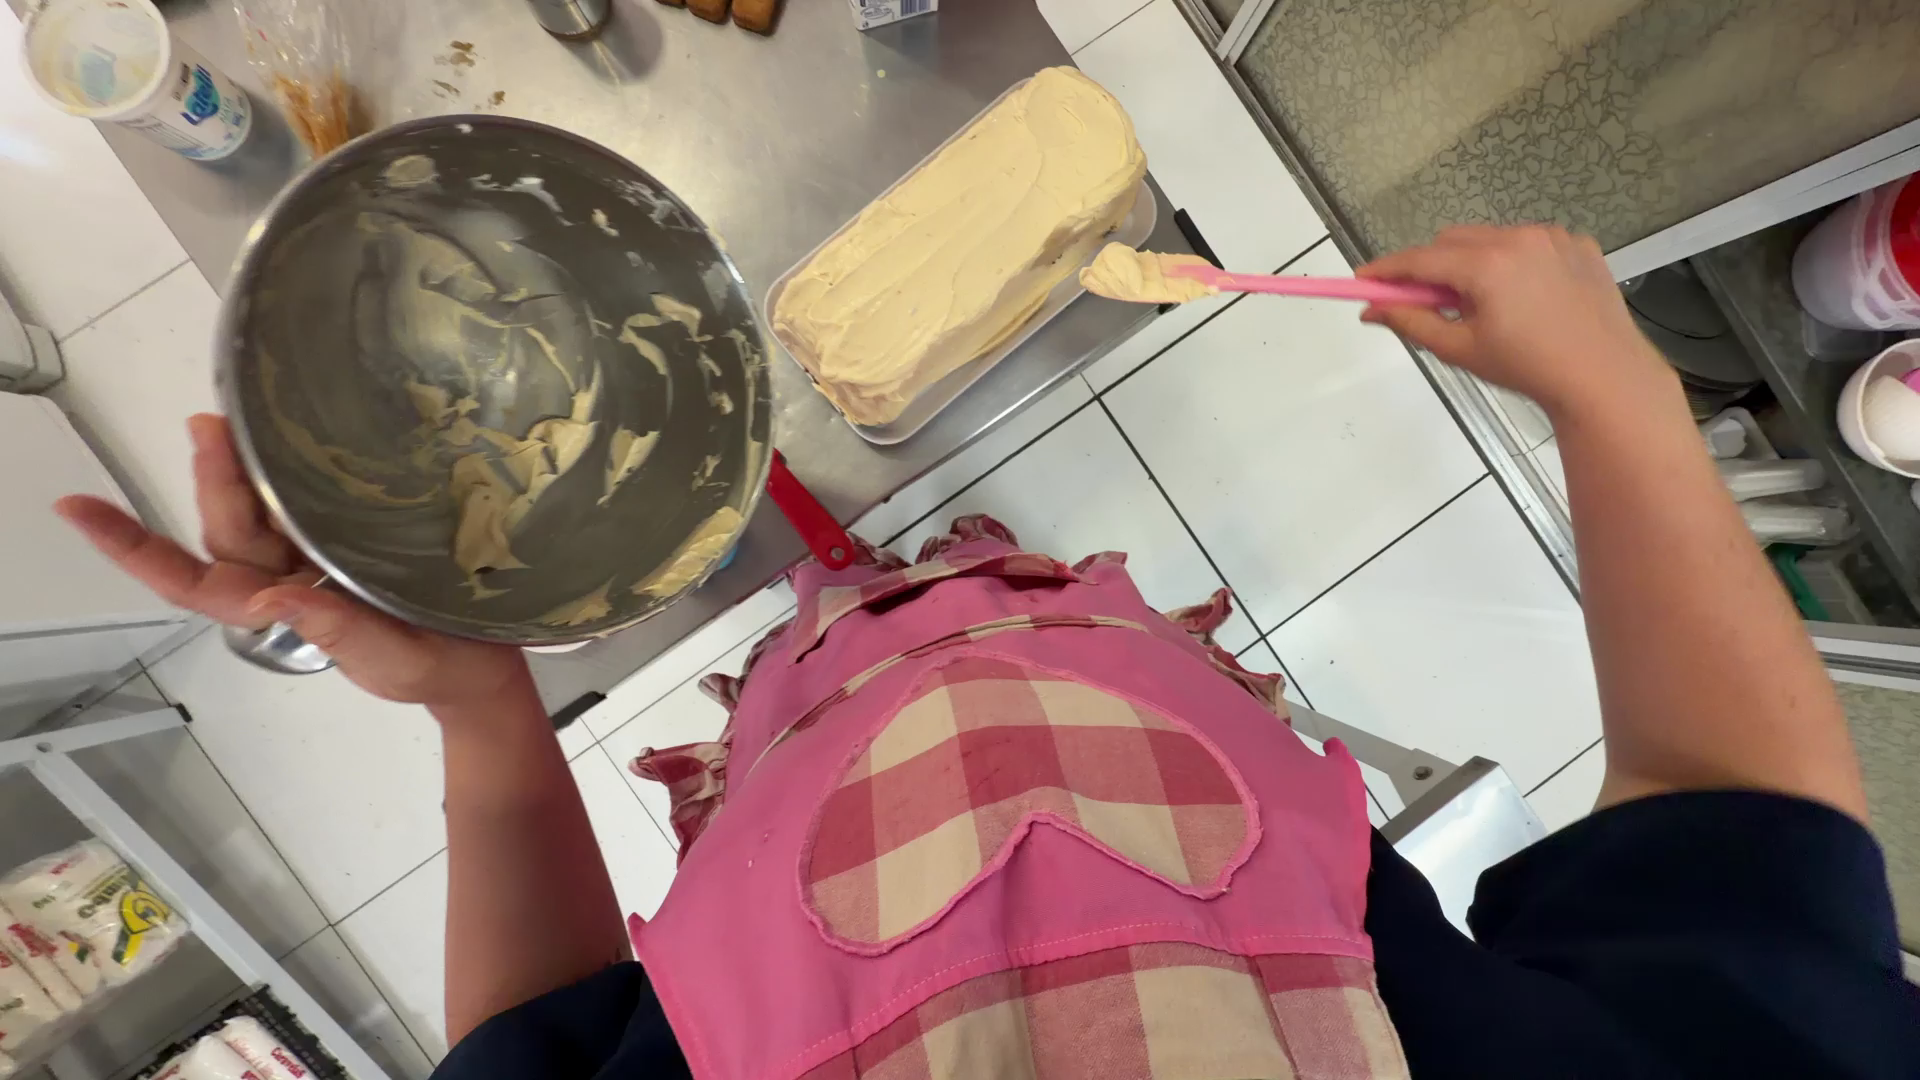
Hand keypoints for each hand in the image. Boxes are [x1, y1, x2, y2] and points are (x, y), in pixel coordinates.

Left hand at [56, 414, 527, 708]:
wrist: (484, 665)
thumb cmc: (438, 670)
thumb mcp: (392, 660)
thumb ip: (340, 634)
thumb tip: (276, 597)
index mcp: (286, 612)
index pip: (197, 582)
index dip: (137, 548)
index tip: (79, 508)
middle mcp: (297, 579)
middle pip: (235, 531)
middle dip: (214, 481)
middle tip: (209, 427)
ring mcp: (331, 560)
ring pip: (272, 513)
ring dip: (248, 471)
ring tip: (237, 424)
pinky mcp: (369, 543)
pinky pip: (323, 508)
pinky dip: (306, 477)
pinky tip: (307, 449)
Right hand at [1356, 225, 1674, 417]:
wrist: (1602, 374)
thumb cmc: (1524, 365)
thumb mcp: (1456, 347)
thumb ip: (1409, 321)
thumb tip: (1371, 310)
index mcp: (1488, 265)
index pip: (1419, 259)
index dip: (1386, 269)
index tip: (1362, 279)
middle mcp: (1520, 238)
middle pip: (1451, 240)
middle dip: (1428, 266)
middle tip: (1421, 303)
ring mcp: (1554, 238)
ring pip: (1488, 239)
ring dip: (1467, 264)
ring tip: (1475, 306)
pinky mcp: (1578, 245)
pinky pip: (1525, 243)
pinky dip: (1506, 263)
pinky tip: (1515, 298)